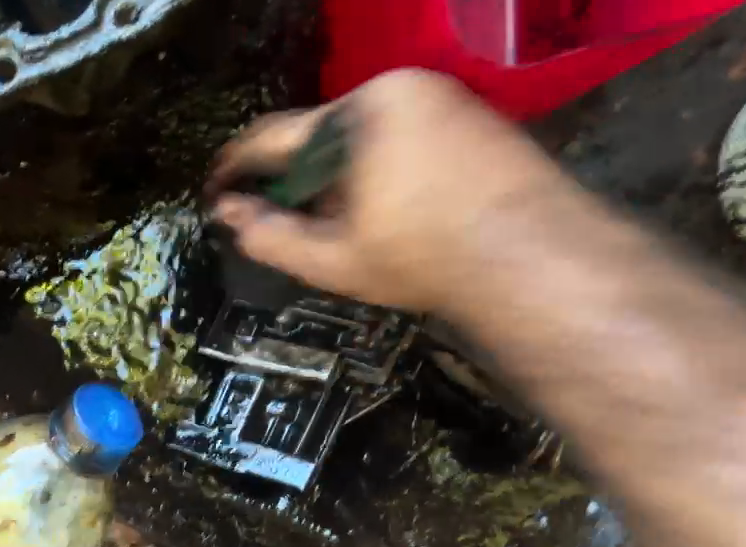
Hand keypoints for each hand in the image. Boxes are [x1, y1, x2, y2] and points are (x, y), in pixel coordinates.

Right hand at [205, 69, 587, 313]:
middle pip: (318, 136)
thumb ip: (268, 236)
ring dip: (332, 177)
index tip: (214, 191)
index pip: (273, 137)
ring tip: (332, 226)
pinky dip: (370, 170)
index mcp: (358, 114)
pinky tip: (376, 212)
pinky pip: (395, 136)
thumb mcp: (329, 259)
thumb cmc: (421, 258)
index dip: (235, 168)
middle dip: (292, 179)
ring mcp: (438, 97)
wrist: (531, 256)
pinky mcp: (466, 114)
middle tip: (279, 223)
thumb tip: (227, 215)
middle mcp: (398, 89)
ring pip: (356, 138)